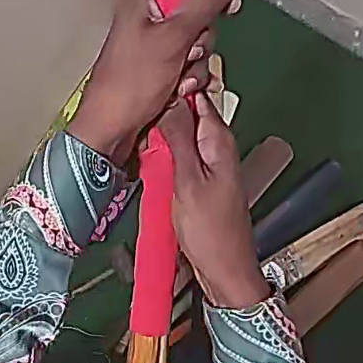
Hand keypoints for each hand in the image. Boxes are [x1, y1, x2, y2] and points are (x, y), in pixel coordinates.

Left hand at [68, 0, 248, 165]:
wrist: (110, 132)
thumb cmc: (129, 86)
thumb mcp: (172, 38)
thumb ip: (206, 2)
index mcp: (145, 3)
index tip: (229, 8)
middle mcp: (150, 23)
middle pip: (200, 18)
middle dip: (202, 42)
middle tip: (185, 56)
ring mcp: (156, 50)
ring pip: (199, 47)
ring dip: (196, 67)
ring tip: (178, 82)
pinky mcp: (161, 74)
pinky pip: (191, 70)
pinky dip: (191, 83)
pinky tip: (180, 94)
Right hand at [158, 96, 270, 309]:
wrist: (222, 269)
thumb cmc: (210, 231)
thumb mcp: (187, 181)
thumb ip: (178, 139)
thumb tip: (169, 102)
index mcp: (218, 141)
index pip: (195, 98)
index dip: (172, 93)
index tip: (148, 98)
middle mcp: (216, 150)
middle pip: (186, 118)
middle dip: (162, 119)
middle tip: (140, 127)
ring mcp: (208, 167)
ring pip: (179, 141)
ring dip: (160, 143)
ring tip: (142, 148)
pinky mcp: (200, 184)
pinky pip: (179, 162)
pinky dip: (164, 163)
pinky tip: (152, 169)